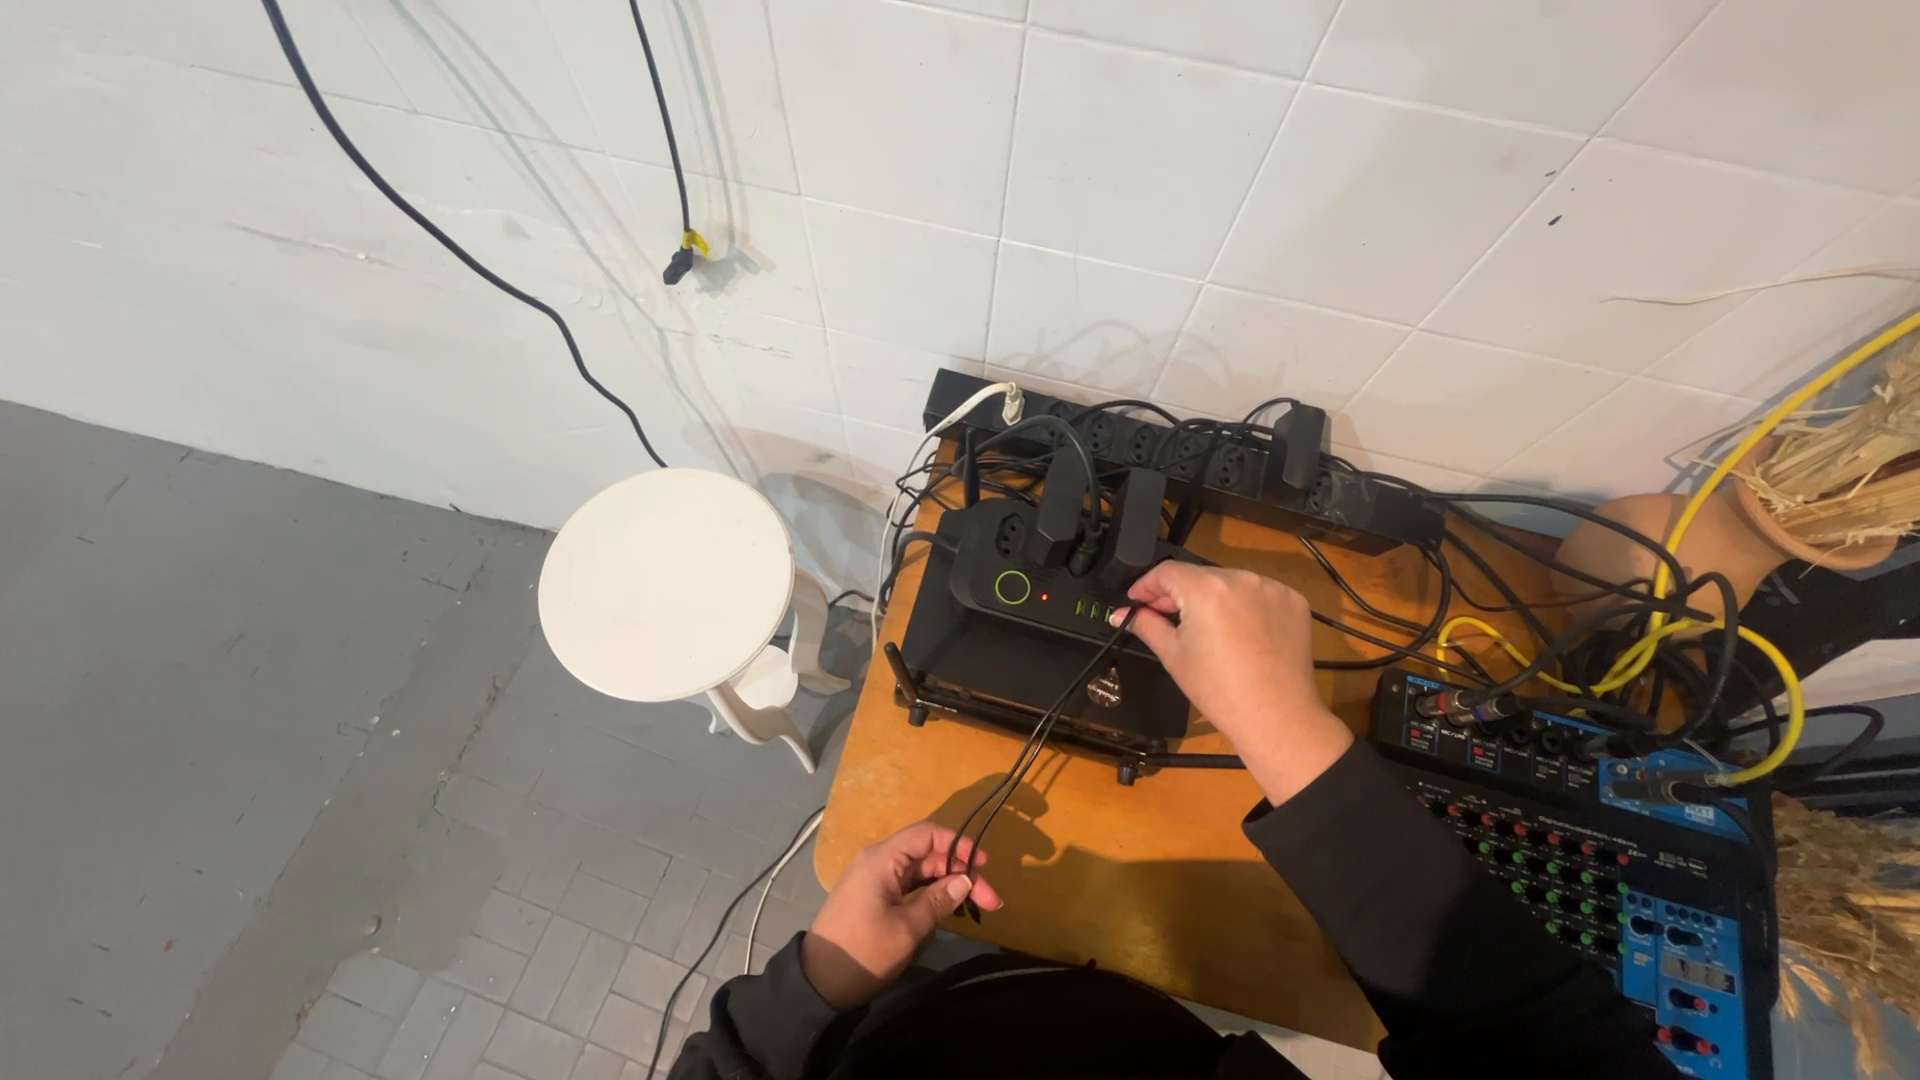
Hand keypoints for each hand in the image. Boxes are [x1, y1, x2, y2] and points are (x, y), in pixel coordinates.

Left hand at [801, 821, 1003, 1007]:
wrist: (817, 983)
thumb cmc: (862, 951)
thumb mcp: (906, 929)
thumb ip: (938, 901)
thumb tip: (965, 881)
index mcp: (883, 859)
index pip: (927, 834)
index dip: (958, 843)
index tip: (983, 864)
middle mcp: (879, 860)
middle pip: (928, 853)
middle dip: (960, 870)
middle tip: (990, 900)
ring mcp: (876, 878)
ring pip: (921, 869)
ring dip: (949, 882)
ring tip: (978, 904)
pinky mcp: (876, 895)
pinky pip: (910, 883)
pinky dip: (932, 891)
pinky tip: (951, 905)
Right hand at [1113, 561, 1352, 804]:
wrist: (1277, 717)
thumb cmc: (1217, 689)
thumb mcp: (1173, 655)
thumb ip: (1146, 624)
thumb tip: (1120, 614)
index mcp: (1206, 589)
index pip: (1166, 571)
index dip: (1146, 585)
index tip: (1136, 601)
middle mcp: (1240, 578)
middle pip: (1198, 576)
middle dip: (1178, 593)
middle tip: (1163, 616)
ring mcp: (1271, 588)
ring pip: (1229, 583)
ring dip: (1211, 597)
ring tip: (1203, 626)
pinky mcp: (1294, 602)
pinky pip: (1258, 594)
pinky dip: (1244, 605)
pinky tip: (1238, 631)